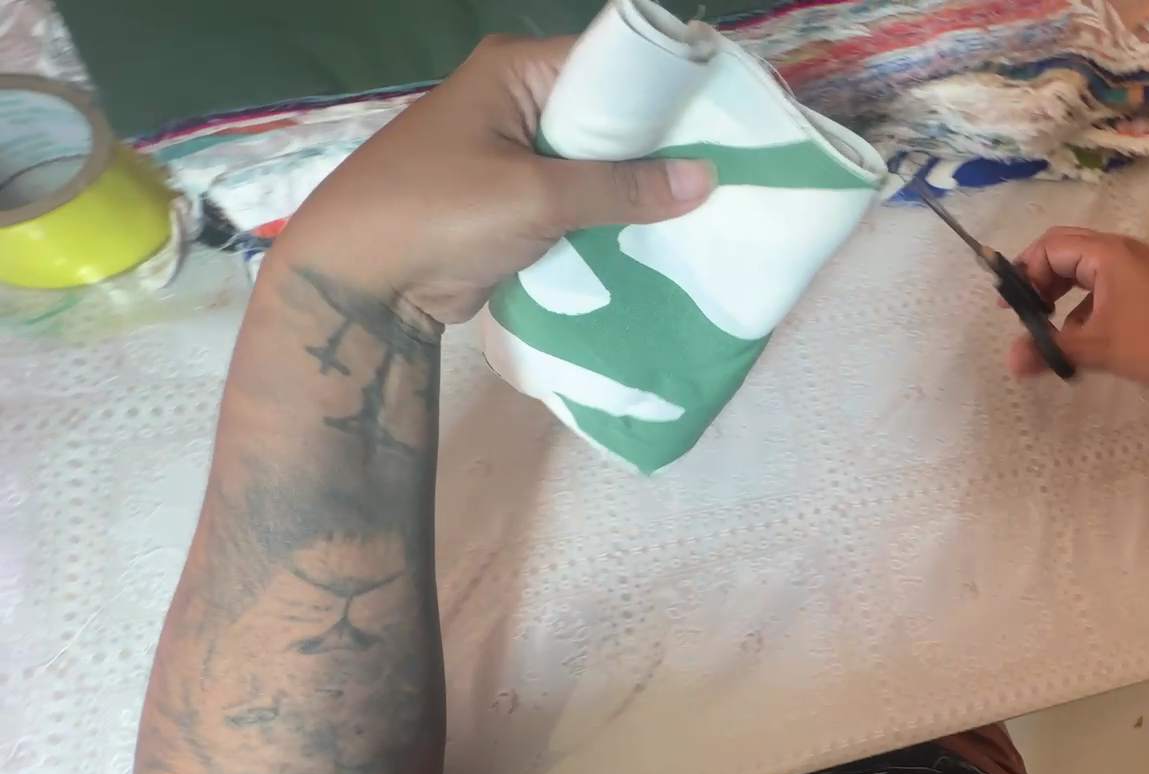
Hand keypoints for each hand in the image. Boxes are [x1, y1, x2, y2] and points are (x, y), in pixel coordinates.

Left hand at [269, 34, 716, 327]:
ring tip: (707, 208)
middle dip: (663, 148)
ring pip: (605, 165)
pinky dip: (621, 218)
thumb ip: (622, 189)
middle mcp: (525, 104)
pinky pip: (589, 202)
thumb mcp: (537, 196)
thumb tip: (706, 178)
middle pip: (612, 118)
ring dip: (644, 189)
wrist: (371, 279)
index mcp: (516, 73)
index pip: (609, 65)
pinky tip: (663, 234)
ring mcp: (526, 156)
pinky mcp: (529, 202)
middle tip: (723, 173)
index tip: (722, 122)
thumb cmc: (439, 212)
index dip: (666, 91)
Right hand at [1005, 227, 1148, 397]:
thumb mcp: (1096, 348)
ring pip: (1085, 269)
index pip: (1050, 247)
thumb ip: (1049, 350)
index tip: (1009, 307)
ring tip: (1047, 325)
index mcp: (1107, 254)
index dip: (1023, 272)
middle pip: (1066, 250)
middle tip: (1022, 310)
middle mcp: (1122, 252)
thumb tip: (1010, 361)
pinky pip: (1104, 286)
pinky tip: (1081, 336)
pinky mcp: (1148, 288)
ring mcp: (1138, 269)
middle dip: (1039, 278)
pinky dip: (1084, 304)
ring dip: (1060, 292)